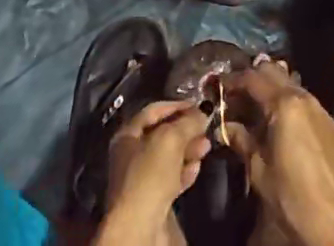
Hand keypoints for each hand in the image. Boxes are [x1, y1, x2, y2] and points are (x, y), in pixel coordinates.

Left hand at [97, 99, 210, 244]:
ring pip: (170, 157)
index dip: (176, 105)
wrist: (141, 228)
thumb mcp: (171, 139)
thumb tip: (203, 111)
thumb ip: (188, 122)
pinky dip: (185, 171)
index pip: (153, 111)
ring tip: (206, 148)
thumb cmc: (150, 174)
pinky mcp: (152, 198)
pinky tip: (196, 170)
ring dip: (189, 150)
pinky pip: (171, 178)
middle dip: (186, 130)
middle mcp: (131, 155)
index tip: (198, 105)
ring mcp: (142, 178)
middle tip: (206, 128)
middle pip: (163, 134)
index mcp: (127, 136)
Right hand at [225, 57, 333, 245]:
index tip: (217, 87)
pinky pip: (307, 104)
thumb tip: (227, 126)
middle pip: (275, 74)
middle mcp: (306, 98)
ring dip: (273, 91)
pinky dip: (290, 105)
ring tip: (255, 110)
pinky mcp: (333, 126)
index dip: (233, 80)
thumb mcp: (259, 170)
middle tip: (235, 96)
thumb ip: (242, 140)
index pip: (254, 79)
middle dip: (253, 80)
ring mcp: (323, 111)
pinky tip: (282, 126)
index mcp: (285, 104)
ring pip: (293, 86)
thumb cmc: (291, 196)